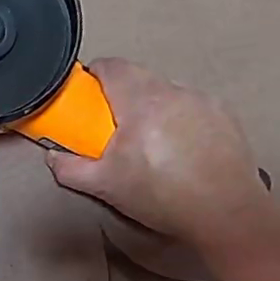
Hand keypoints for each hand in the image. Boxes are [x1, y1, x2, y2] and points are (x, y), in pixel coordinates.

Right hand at [45, 58, 272, 250]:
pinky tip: (175, 153)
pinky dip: (176, 123)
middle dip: (118, 100)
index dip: (92, 77)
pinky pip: (189, 108)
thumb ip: (71, 168)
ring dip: (148, 112)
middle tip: (110, 132)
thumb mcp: (105, 186)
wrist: (224, 213)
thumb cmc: (166, 197)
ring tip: (146, 148)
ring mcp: (202, 102)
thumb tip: (55, 157)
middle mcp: (174, 93)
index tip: (86, 99)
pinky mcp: (223, 116)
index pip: (111, 66)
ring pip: (163, 94)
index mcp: (142, 102)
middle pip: (137, 80)